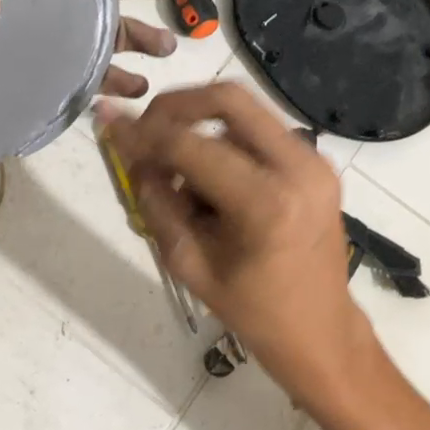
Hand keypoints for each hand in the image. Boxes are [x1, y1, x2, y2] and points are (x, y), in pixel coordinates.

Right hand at [100, 83, 362, 384]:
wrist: (321, 331)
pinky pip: (258, 130)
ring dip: (198, 128)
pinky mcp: (316, 162)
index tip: (109, 123)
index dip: (142, 133)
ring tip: (176, 174)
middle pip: (227, 98)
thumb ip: (155, 200)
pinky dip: (223, 141)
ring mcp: (314, 160)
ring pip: (241, 112)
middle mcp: (298, 167)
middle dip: (174, 106)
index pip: (190, 146)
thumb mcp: (188, 262)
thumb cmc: (252, 309)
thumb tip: (127, 148)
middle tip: (143, 129)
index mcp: (266, 203)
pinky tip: (208, 181)